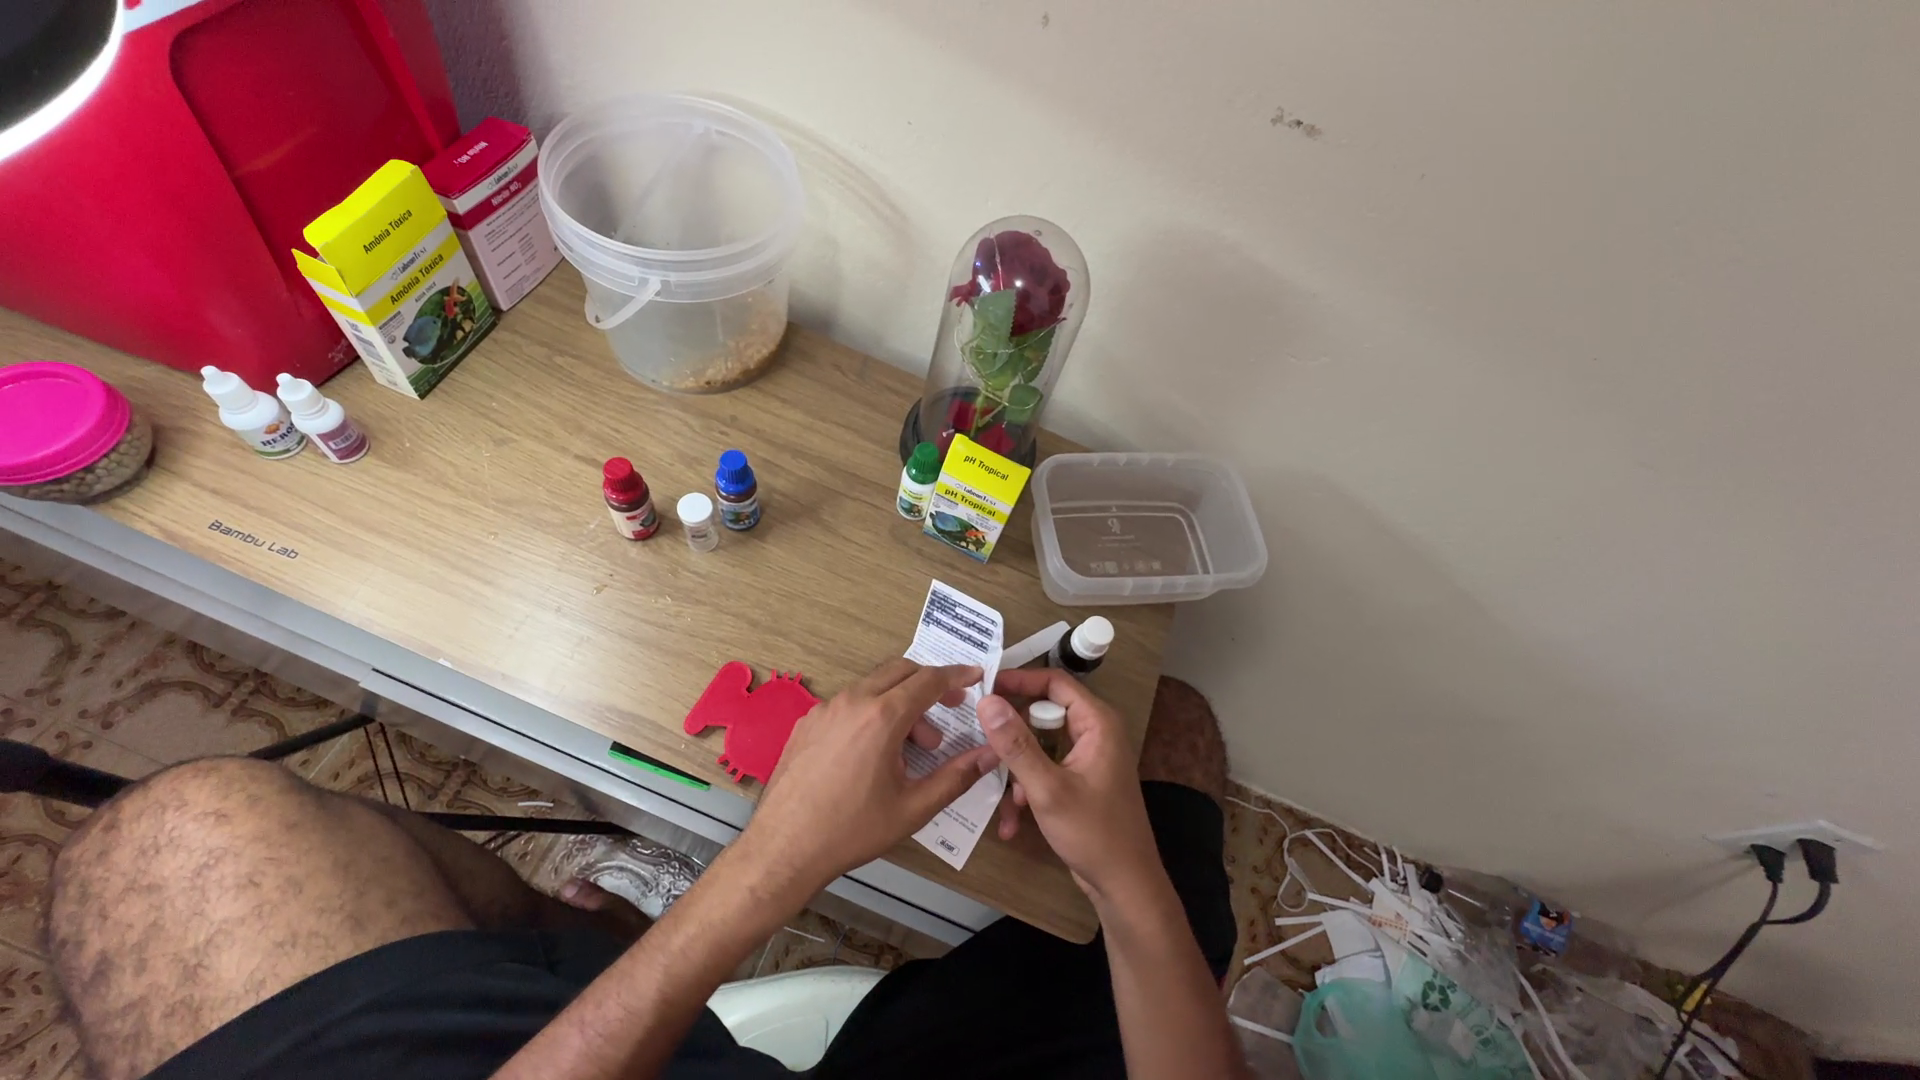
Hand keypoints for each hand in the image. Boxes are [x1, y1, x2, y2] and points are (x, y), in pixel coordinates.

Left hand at [742, 660, 997, 893]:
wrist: (783, 848)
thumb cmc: (851, 831)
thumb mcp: (913, 808)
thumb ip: (957, 777)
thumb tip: (991, 755)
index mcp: (881, 717)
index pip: (928, 680)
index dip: (957, 675)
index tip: (976, 675)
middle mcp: (851, 702)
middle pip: (900, 671)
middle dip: (929, 685)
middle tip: (949, 710)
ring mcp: (824, 710)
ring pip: (872, 687)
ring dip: (900, 704)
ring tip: (912, 750)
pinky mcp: (807, 723)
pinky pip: (848, 704)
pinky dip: (871, 713)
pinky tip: (874, 754)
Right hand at [977, 669, 1162, 902]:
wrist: (1125, 886)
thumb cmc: (1093, 833)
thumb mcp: (1048, 789)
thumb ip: (1016, 745)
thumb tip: (987, 702)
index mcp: (1097, 723)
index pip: (1054, 683)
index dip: (1018, 681)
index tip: (984, 688)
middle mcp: (1094, 733)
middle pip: (1042, 714)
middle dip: (1012, 738)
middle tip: (981, 745)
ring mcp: (1087, 758)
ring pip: (1039, 747)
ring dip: (1017, 772)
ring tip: (1004, 801)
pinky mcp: (1079, 781)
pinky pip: (1045, 770)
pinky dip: (1028, 790)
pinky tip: (1014, 821)